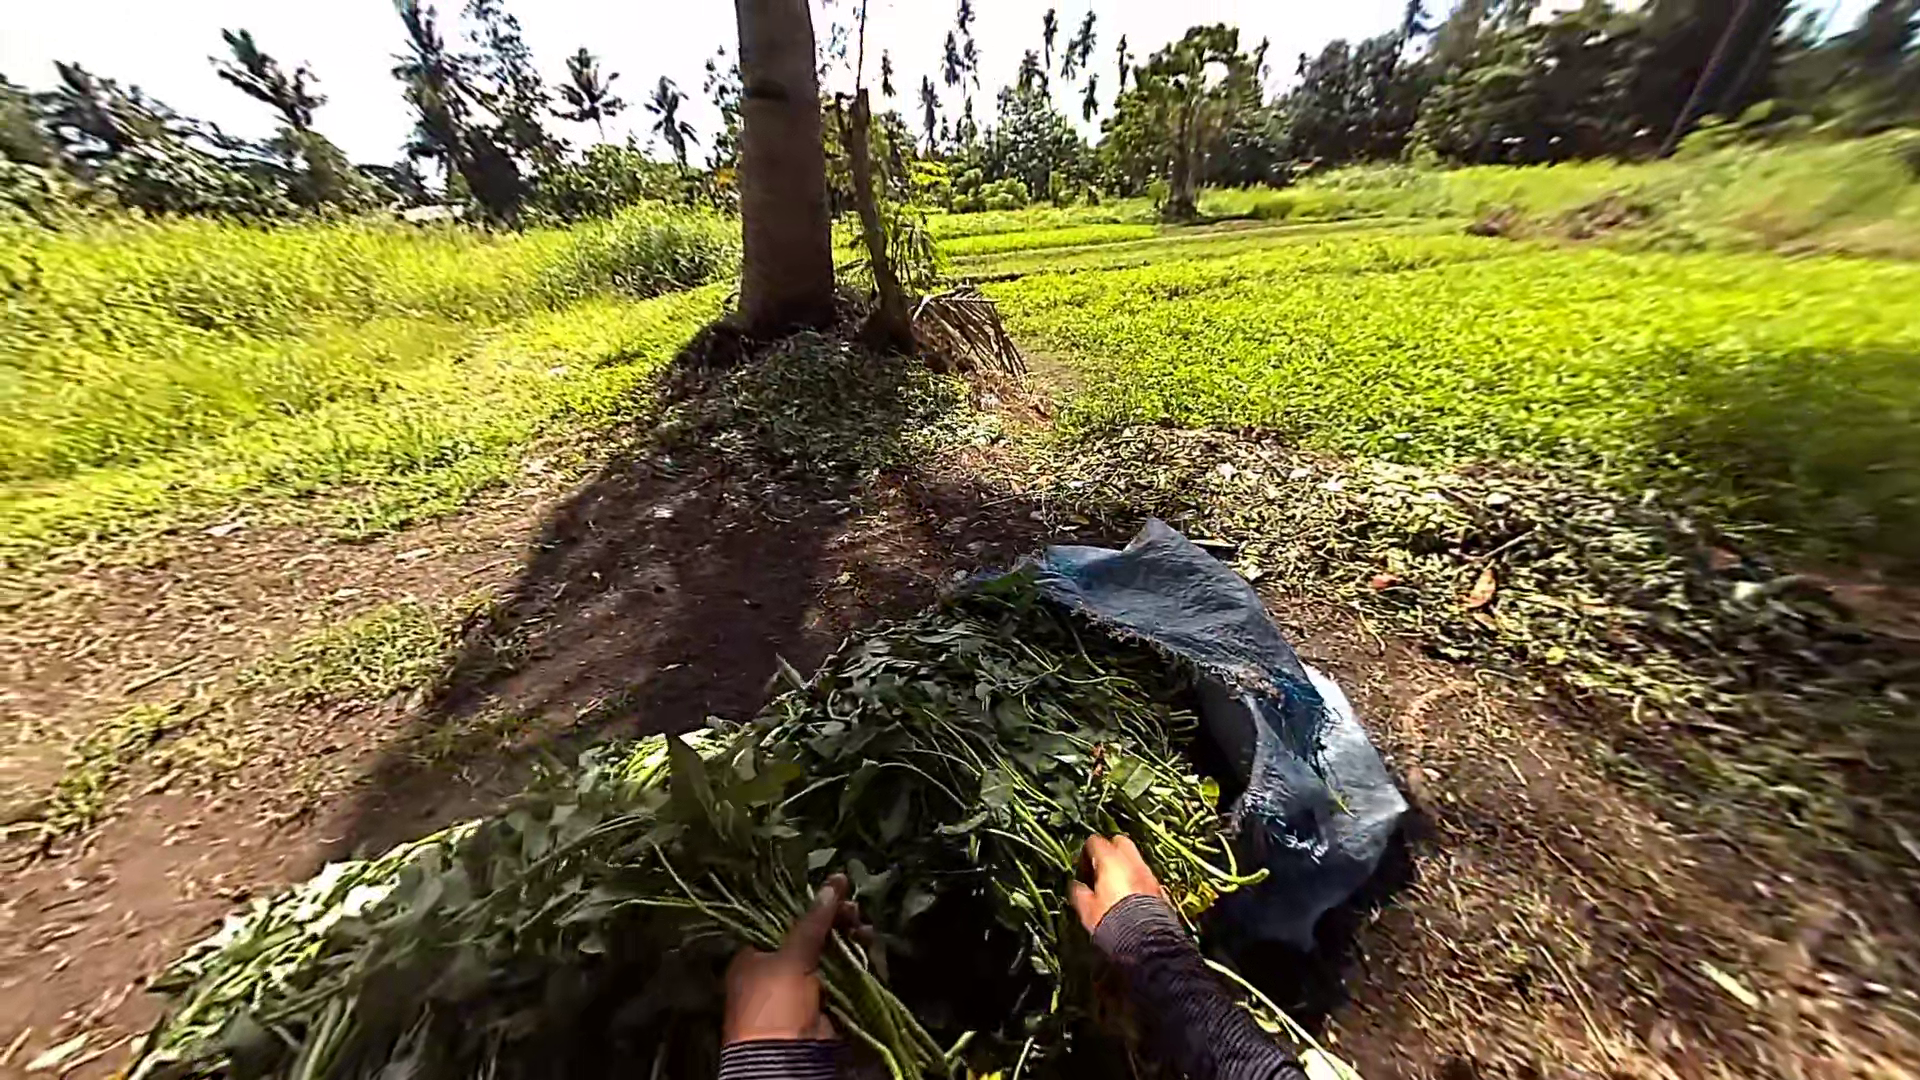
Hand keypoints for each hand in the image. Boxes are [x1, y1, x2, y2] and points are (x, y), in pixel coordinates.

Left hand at [723, 873, 857, 1043]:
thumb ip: (814, 920)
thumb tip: (835, 882)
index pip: (785, 918)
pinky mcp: (821, 1001)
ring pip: (828, 950)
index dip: (810, 904)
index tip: (834, 891)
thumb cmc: (775, 1004)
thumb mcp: (792, 957)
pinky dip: (853, 956)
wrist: (785, 1066)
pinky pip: (840, 970)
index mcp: (754, 956)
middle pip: (810, 933)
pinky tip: (867, 942)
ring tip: (863, 927)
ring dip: (848, 935)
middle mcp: (775, 968)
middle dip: (834, 919)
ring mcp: (800, 986)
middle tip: (853, 909)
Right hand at [1070, 834, 1164, 933]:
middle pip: (1119, 842)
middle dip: (1110, 851)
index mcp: (1110, 859)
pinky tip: (1132, 899)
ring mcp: (1148, 873)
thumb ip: (1079, 892)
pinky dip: (1137, 881)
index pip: (1094, 842)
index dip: (1086, 854)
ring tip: (1117, 886)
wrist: (1147, 944)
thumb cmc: (1111, 920)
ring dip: (1125, 867)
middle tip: (1102, 870)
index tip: (1083, 871)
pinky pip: (1146, 877)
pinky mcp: (1161, 889)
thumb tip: (1076, 886)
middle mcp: (1130, 860)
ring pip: (1135, 859)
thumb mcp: (1087, 909)